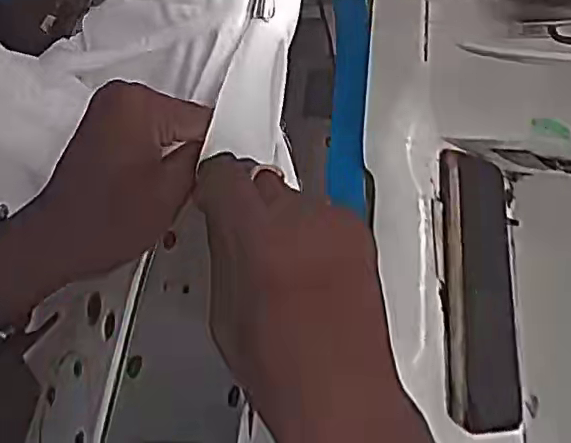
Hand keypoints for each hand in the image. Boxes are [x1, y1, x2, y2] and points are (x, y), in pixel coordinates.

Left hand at [0, 81, 209, 322]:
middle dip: (191, 150)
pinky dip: (152, 151)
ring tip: (161, 187)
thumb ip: (204, 161)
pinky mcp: (102, 122)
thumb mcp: (171, 192)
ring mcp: (108, 106)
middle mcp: (121, 94)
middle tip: (187, 186)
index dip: (213, 150)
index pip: (199, 117)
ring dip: (171, 152)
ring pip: (165, 125)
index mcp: (138, 102)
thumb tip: (221, 151)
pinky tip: (147, 181)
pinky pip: (144, 129)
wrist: (51, 244)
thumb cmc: (99, 222)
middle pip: (182, 118)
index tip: (215, 173)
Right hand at [197, 155, 430, 442]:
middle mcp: (296, 216)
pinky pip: (324, 214)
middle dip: (251, 203)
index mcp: (253, 234)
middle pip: (260, 180)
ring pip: (293, 197)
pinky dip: (316, 232)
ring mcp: (330, 220)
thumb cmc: (286, 371)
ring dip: (286, 220)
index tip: (214, 189)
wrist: (346, 397)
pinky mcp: (356, 229)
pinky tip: (315, 271)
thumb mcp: (225, 313)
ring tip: (288, 267)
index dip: (215, 181)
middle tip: (250, 240)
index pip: (224, 171)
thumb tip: (219, 221)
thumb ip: (220, 250)